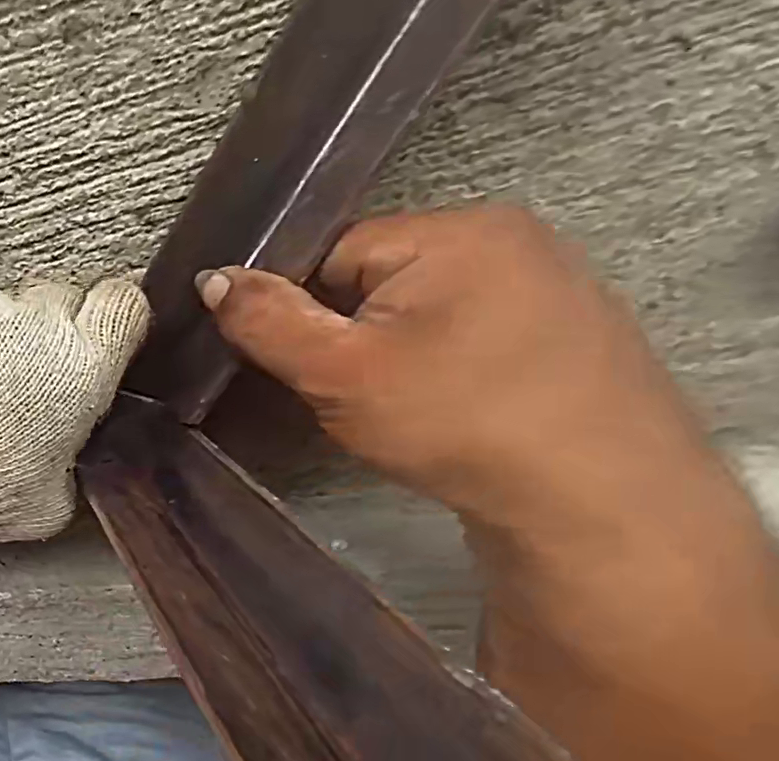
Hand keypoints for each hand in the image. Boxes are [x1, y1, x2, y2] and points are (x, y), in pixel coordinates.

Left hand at [0, 278, 149, 597]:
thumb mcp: (46, 502)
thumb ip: (66, 461)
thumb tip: (59, 460)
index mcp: (81, 366)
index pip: (122, 304)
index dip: (108, 323)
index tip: (94, 341)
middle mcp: (33, 324)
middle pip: (57, 298)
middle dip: (46, 332)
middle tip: (24, 377)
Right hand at [196, 204, 711, 537]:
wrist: (587, 490)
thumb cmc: (452, 416)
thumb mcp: (336, 370)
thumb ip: (267, 320)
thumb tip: (211, 278)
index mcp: (452, 231)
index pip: (329, 251)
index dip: (293, 307)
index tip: (292, 361)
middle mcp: (505, 236)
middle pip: (370, 277)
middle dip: (338, 330)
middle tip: (334, 388)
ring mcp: (540, 280)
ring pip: (410, 307)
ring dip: (378, 348)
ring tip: (379, 400)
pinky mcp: (552, 327)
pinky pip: (454, 327)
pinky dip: (425, 359)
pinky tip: (429, 400)